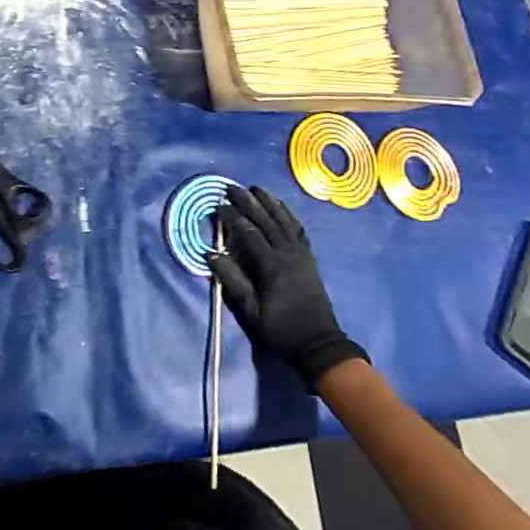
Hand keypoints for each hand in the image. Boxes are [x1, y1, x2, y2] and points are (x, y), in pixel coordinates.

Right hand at [208, 186, 365, 390]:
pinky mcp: (309, 257)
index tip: (218, 205)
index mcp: (272, 266)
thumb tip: (211, 254)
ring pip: (284, 220)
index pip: (249, 233)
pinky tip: (281, 207)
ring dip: (269, 202)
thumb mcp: (251, 311)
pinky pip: (298, 228)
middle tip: (232, 187)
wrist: (318, 342)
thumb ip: (232, 280)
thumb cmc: (281, 329)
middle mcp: (288, 253)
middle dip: (248, 201)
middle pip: (266, 220)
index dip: (233, 217)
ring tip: (256, 188)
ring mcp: (301, 253)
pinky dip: (288, 214)